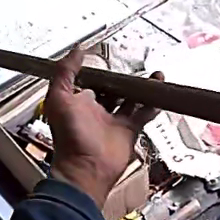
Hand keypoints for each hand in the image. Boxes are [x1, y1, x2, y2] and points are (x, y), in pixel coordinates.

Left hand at [44, 47, 159, 204]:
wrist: (86, 167)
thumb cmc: (69, 137)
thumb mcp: (59, 98)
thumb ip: (65, 73)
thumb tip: (76, 52)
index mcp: (77, 103)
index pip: (89, 82)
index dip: (98, 72)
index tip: (108, 59)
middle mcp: (95, 111)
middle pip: (112, 89)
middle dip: (122, 79)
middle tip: (134, 66)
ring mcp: (113, 121)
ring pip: (130, 99)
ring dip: (141, 88)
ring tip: (154, 76)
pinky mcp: (128, 131)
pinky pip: (143, 114)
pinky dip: (152, 104)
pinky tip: (160, 93)